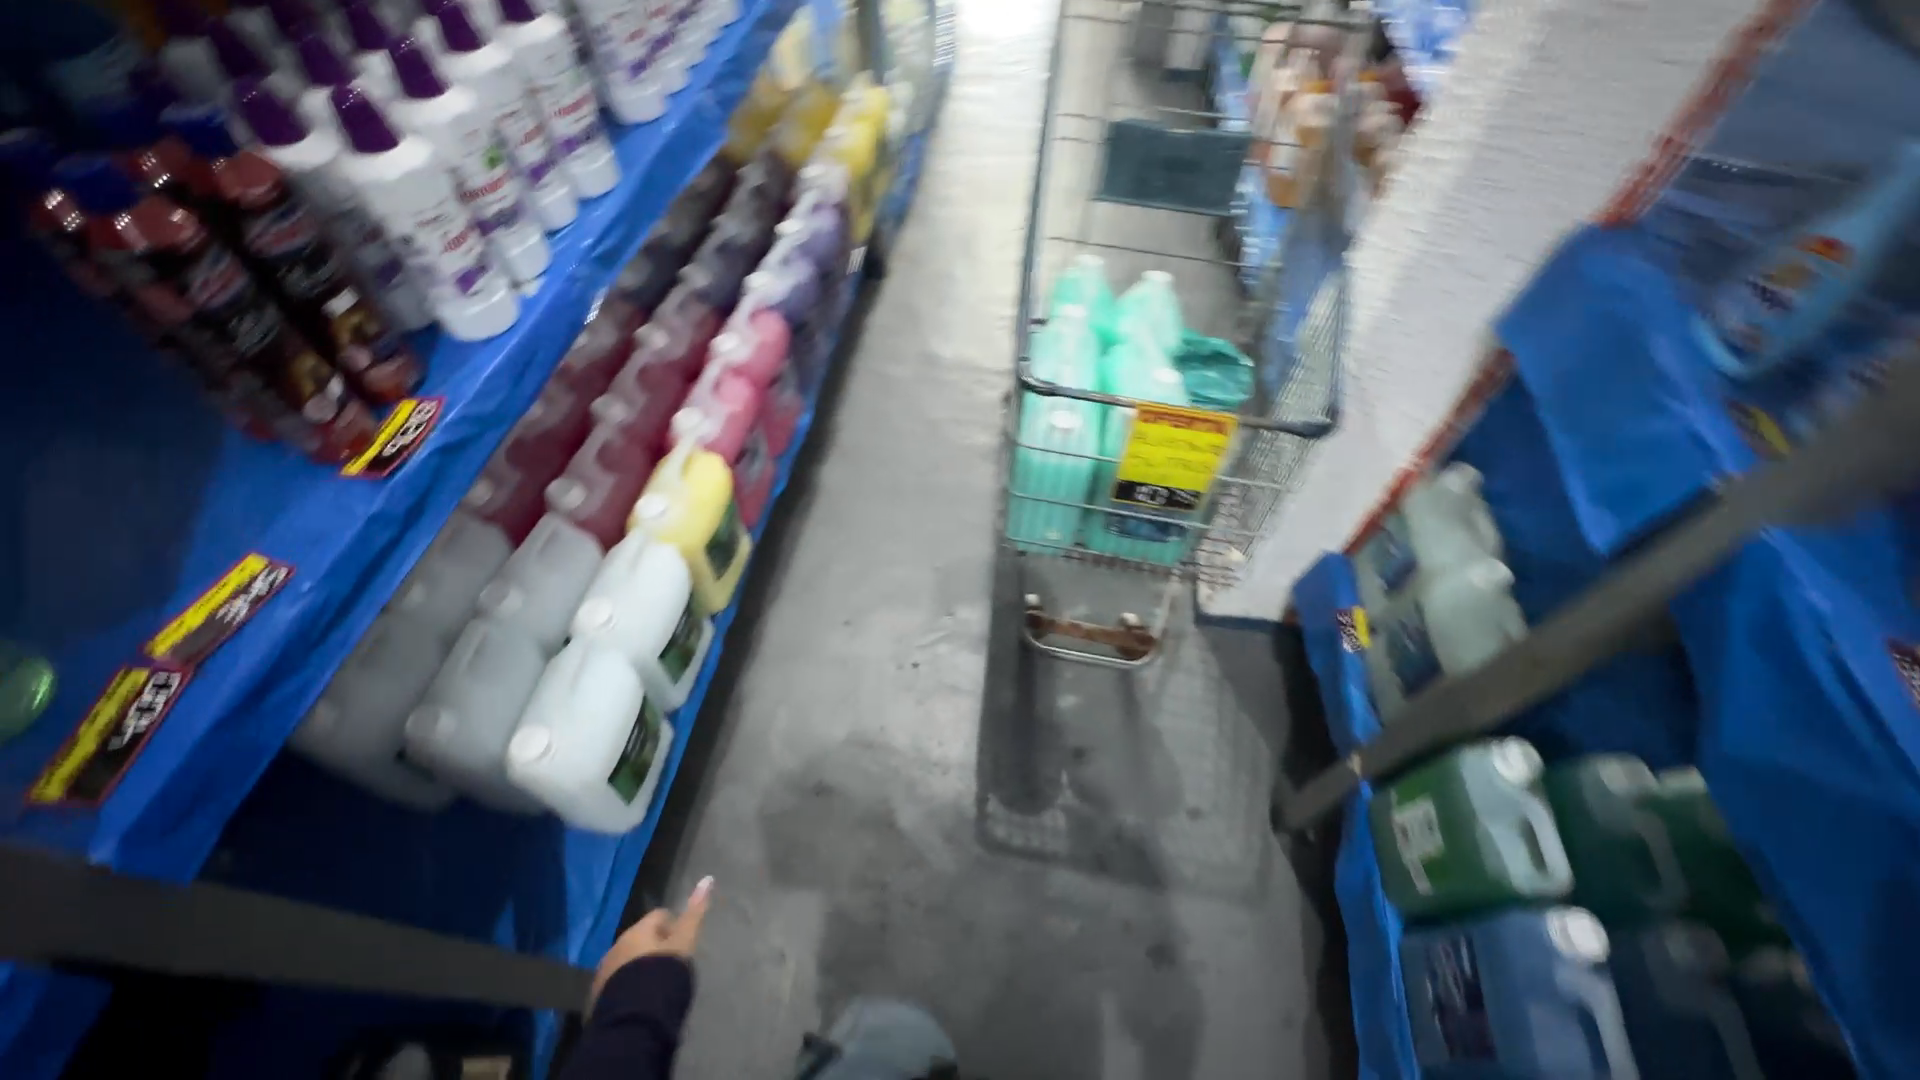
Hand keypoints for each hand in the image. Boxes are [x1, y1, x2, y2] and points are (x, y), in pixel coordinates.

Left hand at [589, 876, 713, 1009]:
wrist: (633, 1019)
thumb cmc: (663, 974)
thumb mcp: (683, 943)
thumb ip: (694, 914)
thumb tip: (707, 878)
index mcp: (638, 931)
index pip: (659, 916)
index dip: (673, 926)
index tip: (682, 942)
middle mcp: (617, 945)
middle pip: (639, 938)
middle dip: (653, 947)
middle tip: (670, 965)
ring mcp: (604, 972)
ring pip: (626, 961)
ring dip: (638, 967)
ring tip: (655, 985)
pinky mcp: (597, 997)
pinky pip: (616, 983)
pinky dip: (627, 986)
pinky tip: (639, 1000)